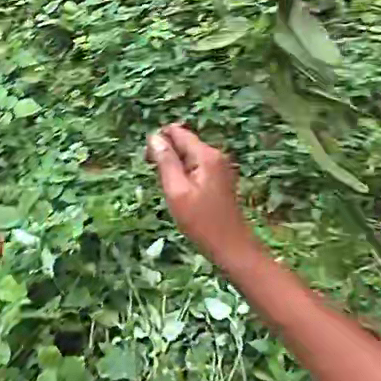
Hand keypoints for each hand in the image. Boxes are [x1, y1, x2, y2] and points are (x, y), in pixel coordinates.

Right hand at [147, 124, 254, 262]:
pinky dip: (184, 174)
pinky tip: (181, 192)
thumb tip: (153, 137)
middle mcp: (215, 155)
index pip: (177, 132)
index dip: (159, 141)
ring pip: (188, 155)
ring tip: (169, 187)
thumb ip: (165, 161)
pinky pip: (196, 166)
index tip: (149, 161)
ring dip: (174, 165)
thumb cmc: (201, 221)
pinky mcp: (220, 178)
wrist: (232, 247)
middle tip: (157, 177)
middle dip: (166, 153)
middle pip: (183, 141)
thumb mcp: (176, 191)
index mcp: (206, 155)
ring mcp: (220, 167)